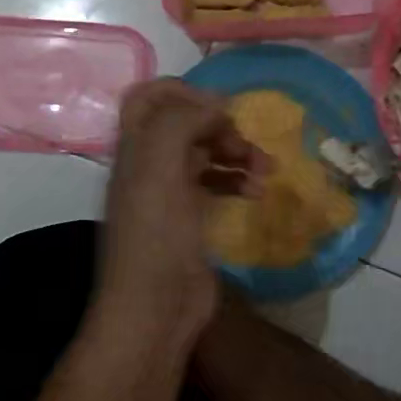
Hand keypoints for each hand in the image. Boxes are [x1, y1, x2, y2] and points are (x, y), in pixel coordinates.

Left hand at [97, 80, 266, 344]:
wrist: (155, 309)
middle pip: (183, 124)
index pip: (148, 97)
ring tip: (266, 170)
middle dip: (219, 125)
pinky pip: (214, 184)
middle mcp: (147, 165)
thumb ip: (180, 123)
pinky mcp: (188, 220)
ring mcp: (168, 193)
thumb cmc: (156, 238)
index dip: (182, 90)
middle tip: (246, 145)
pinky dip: (236, 180)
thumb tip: (216, 103)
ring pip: (203, 153)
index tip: (220, 107)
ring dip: (236, 153)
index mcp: (134, 148)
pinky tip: (256, 192)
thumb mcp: (159, 169)